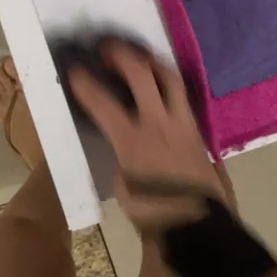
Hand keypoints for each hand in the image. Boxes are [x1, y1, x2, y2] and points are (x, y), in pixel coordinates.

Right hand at [68, 41, 224, 234]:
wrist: (202, 229)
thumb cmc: (155, 215)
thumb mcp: (123, 188)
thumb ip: (120, 155)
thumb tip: (118, 140)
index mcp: (132, 141)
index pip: (102, 102)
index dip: (84, 83)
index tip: (74, 70)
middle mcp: (157, 123)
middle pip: (141, 74)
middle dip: (121, 55)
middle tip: (107, 47)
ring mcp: (181, 123)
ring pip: (169, 77)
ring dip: (151, 60)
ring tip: (139, 54)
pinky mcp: (197, 129)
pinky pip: (182, 95)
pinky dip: (169, 82)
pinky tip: (162, 81)